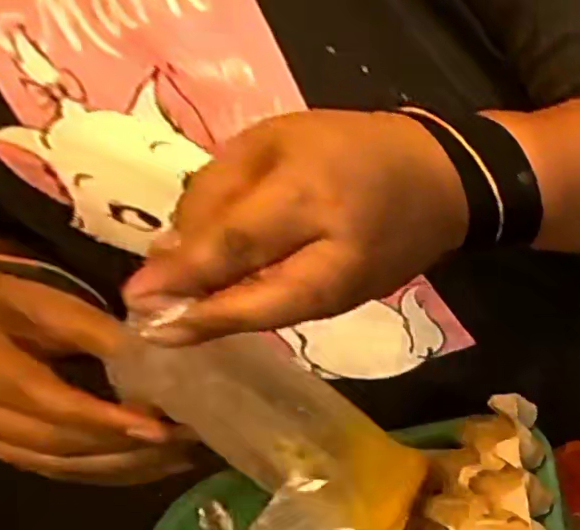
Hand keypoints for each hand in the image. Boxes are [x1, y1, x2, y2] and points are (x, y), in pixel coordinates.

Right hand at [0, 273, 191, 483]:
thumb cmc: (4, 306)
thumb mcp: (46, 308)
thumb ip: (100, 337)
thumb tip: (164, 368)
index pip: (44, 399)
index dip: (106, 419)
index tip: (162, 431)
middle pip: (53, 439)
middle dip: (127, 445)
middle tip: (188, 440)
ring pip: (55, 462)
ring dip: (124, 464)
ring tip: (182, 454)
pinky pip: (52, 468)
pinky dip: (107, 472)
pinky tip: (155, 463)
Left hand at [123, 110, 467, 344]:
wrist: (441, 183)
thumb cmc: (348, 149)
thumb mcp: (269, 146)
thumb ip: (222, 195)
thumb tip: (178, 253)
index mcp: (313, 199)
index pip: (243, 243)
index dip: (190, 271)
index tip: (138, 295)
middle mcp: (345, 251)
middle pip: (282, 295)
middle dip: (220, 316)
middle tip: (160, 333)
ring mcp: (367, 279)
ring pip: (301, 308)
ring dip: (245, 322)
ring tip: (189, 331)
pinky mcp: (375, 292)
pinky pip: (318, 306)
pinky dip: (277, 313)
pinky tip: (241, 315)